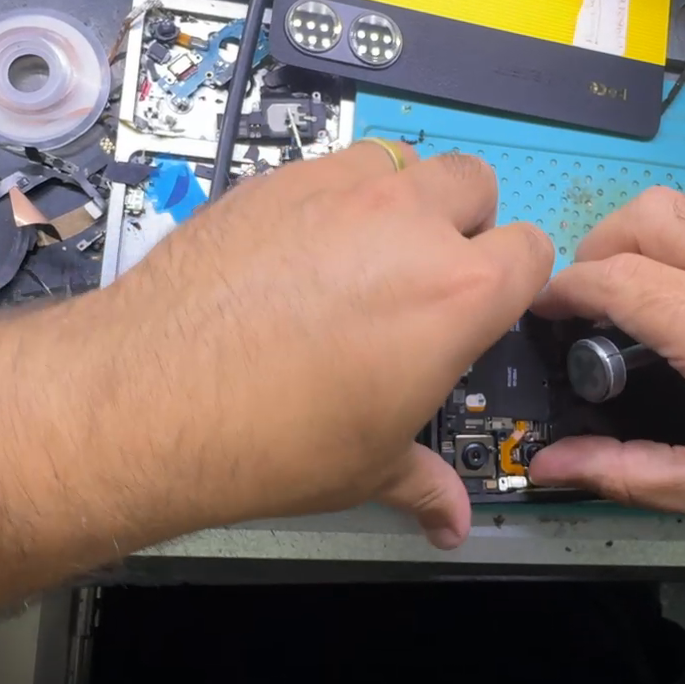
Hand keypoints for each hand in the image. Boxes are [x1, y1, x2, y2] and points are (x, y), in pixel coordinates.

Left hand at [85, 142, 552, 548]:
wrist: (153, 400)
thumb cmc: (276, 440)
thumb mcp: (369, 469)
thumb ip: (426, 485)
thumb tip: (450, 522)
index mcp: (458, 293)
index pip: (531, 249)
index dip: (515, 277)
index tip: (487, 301)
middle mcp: (407, 224)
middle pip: (475, 183)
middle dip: (465, 222)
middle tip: (426, 272)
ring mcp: (338, 191)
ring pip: (403, 161)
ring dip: (399, 198)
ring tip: (361, 253)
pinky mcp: (276, 181)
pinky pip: (331, 166)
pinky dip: (333, 197)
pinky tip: (297, 248)